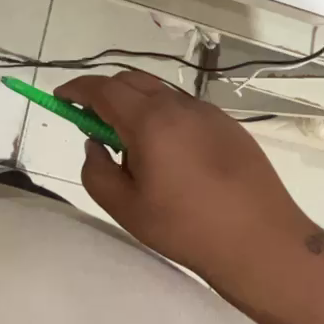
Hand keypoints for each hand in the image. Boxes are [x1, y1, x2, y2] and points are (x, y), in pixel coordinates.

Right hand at [62, 71, 315, 280]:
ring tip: (131, 142)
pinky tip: (169, 153)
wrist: (261, 242)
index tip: (61, 97)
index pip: (103, 89)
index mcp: (149, 120)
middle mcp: (178, 105)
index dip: (77, 89)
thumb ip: (96, 170)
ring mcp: (207, 112)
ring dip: (135, 103)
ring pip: (159, 92)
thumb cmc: (186, 227)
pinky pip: (184, 108)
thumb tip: (95, 145)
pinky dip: (163, 116)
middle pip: (130, 81)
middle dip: (104, 93)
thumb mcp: (126, 207)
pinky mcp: (229, 125)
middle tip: (91, 121)